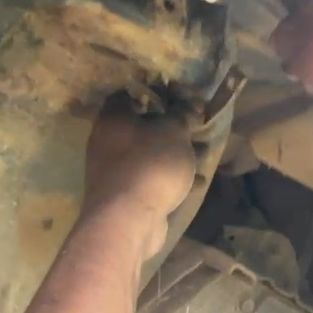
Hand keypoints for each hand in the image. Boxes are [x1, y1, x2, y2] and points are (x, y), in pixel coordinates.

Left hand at [82, 96, 196, 250]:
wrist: (128, 220)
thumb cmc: (150, 164)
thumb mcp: (174, 132)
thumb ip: (182, 114)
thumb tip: (188, 102)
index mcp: (113, 118)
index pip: (127, 94)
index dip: (153, 91)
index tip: (177, 95)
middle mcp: (107, 142)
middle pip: (141, 126)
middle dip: (170, 126)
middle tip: (196, 125)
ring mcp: (115, 171)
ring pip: (150, 154)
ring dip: (175, 153)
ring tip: (204, 151)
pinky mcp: (125, 196)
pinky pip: (152, 179)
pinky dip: (172, 178)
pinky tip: (198, 182)